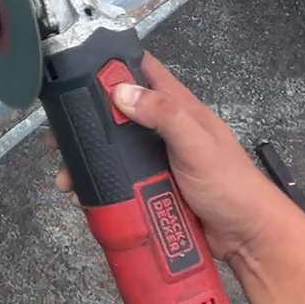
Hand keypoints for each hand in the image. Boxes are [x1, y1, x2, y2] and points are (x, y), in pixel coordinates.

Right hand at [54, 53, 296, 263]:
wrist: (248, 239)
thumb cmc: (230, 185)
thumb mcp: (198, 145)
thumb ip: (165, 115)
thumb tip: (119, 92)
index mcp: (178, 106)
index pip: (142, 70)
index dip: (112, 63)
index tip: (77, 68)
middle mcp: (161, 127)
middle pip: (116, 111)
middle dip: (86, 118)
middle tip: (57, 133)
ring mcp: (154, 157)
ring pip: (111, 147)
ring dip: (86, 156)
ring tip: (65, 173)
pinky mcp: (148, 184)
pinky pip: (115, 176)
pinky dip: (96, 180)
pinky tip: (80, 191)